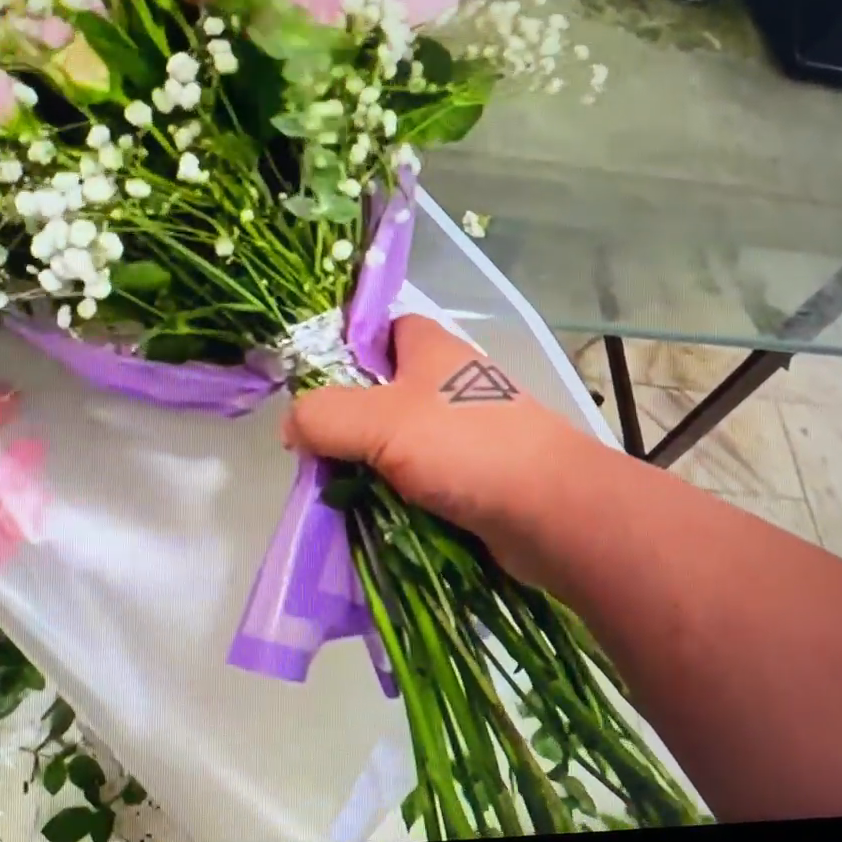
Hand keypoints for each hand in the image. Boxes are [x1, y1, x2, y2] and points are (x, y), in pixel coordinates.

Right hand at [283, 315, 586, 585]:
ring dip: (365, 464)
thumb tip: (290, 428)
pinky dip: (391, 493)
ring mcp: (461, 432)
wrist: (552, 512)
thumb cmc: (466, 447)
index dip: (342, 348)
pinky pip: (414, 478)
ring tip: (334, 488)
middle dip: (345, 420)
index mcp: (429, 349)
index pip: (378, 328)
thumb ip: (322, 416)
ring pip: (393, 440)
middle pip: (378, 391)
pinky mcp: (468, 476)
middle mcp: (446, 383)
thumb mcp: (379, 420)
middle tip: (313, 449)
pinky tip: (369, 512)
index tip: (310, 385)